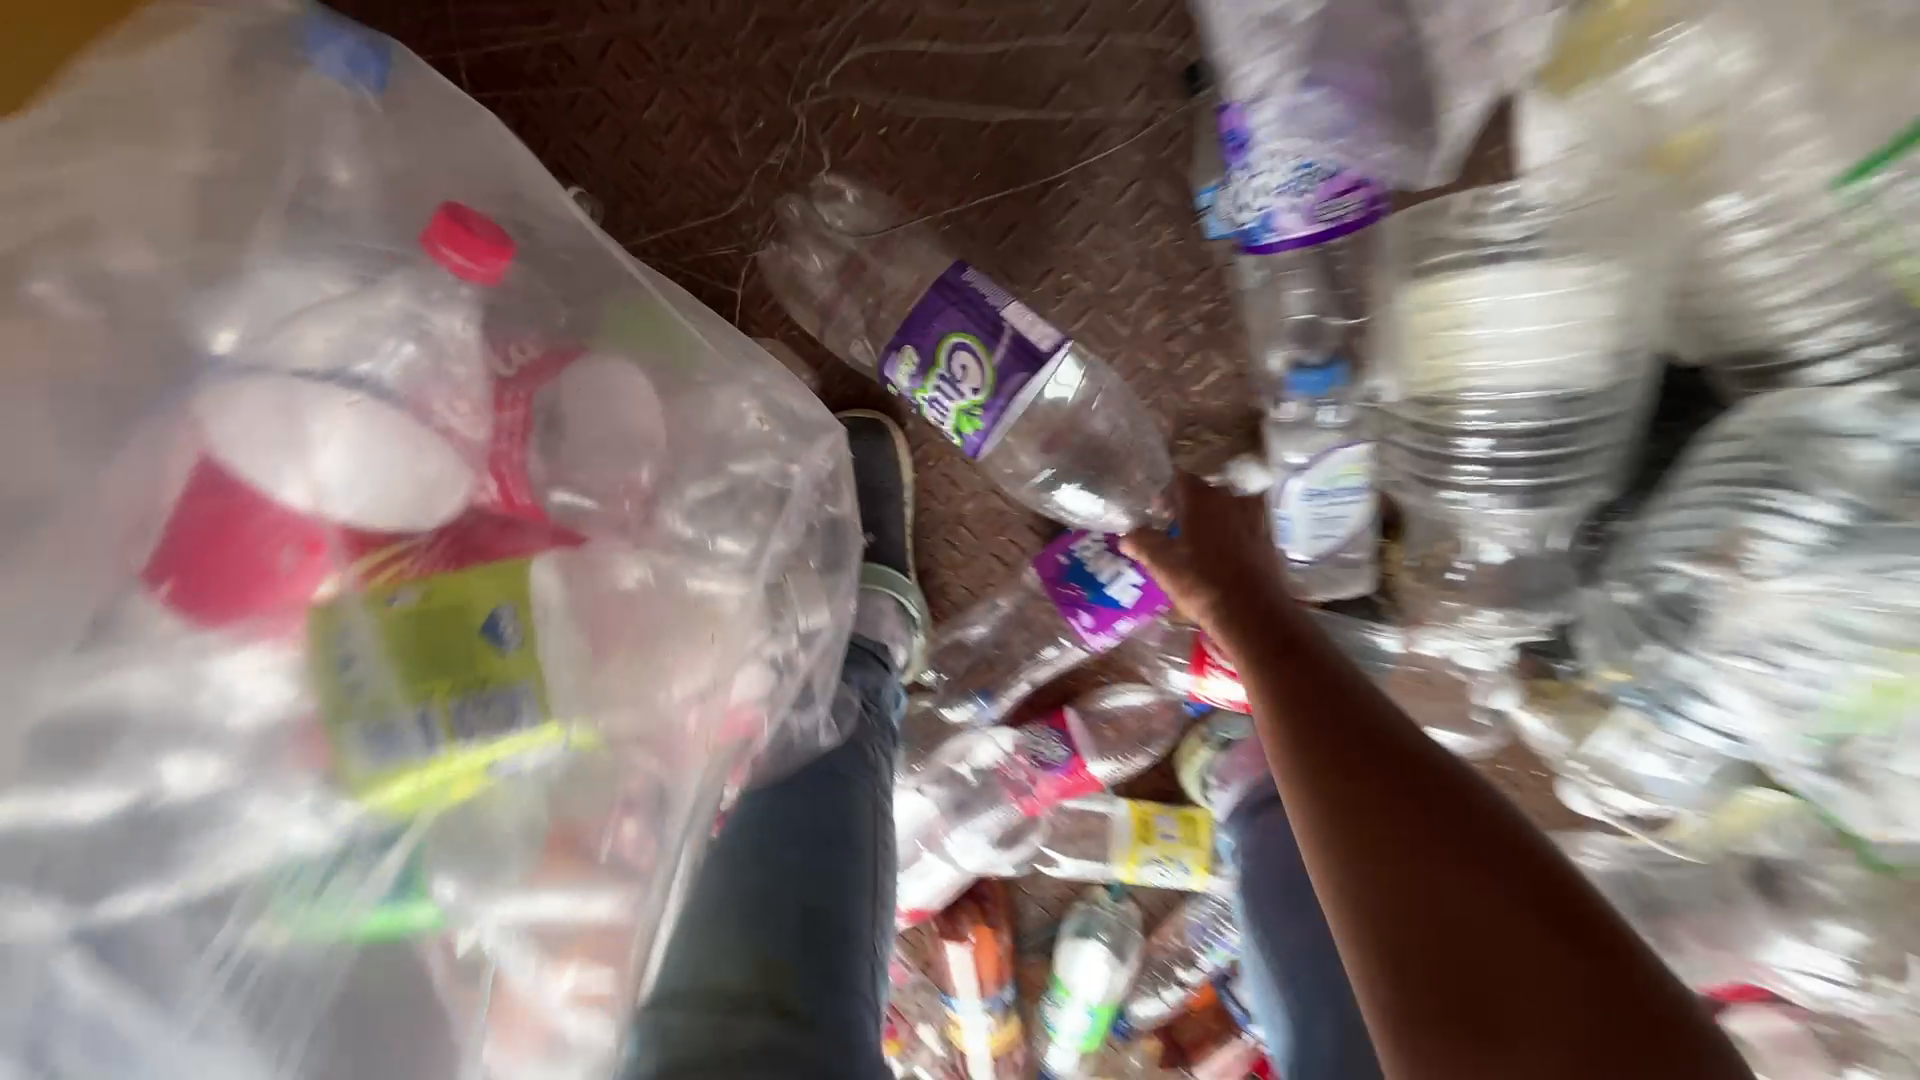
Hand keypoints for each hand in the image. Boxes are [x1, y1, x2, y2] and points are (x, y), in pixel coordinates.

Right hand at [1122, 471, 1293, 637]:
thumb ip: (1142, 543)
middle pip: (1205, 492)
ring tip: (1198, 541)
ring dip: (1212, 519)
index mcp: (1203, 499)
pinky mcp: (1269, 540)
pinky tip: (1223, 556)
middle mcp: (1232, 500)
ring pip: (1228, 509)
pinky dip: (1232, 534)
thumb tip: (1127, 536)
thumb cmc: (1201, 582)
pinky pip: (1245, 527)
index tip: (1155, 509)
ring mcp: (1256, 519)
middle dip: (1188, 505)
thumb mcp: (1161, 564)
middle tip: (1173, 526)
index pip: (1180, 478)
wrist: (1253, 614)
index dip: (1164, 491)